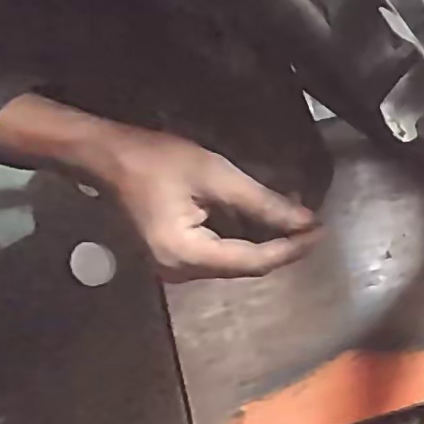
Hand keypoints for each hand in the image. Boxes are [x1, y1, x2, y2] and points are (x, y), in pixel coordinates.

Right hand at [95, 126, 321, 280]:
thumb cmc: (153, 160)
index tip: (322, 232)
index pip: (257, 261)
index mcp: (187, 255)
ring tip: (297, 215)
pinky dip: (250, 234)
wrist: (101, 154)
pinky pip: (225, 251)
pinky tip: (268, 215)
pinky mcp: (180, 254)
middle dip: (285, 243)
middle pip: (250, 264)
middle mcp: (182, 270)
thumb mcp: (216, 176)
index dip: (293, 248)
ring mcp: (179, 265)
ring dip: (270, 238)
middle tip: (314, 224)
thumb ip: (264, 204)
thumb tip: (307, 222)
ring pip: (240, 259)